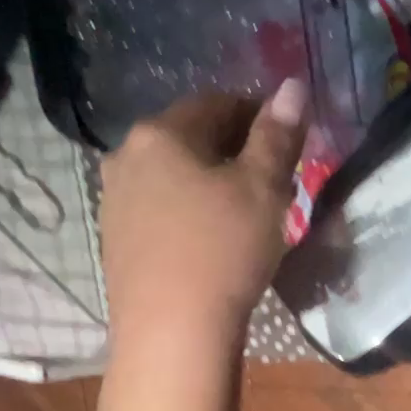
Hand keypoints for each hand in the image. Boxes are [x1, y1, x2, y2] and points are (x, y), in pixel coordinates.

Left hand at [100, 82, 309, 348]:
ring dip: (214, 181)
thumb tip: (293, 85)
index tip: (292, 142)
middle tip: (278, 181)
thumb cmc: (225, 250)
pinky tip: (217, 239)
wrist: (173, 324)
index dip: (260, 115)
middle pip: (193, 136)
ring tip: (250, 213)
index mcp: (163, 133)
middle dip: (236, 150)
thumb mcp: (265, 191)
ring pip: (177, 172)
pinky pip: (164, 204)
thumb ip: (278, 137)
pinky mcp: (119, 233)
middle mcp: (129, 152)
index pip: (218, 102)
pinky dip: (194, 209)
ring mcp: (117, 194)